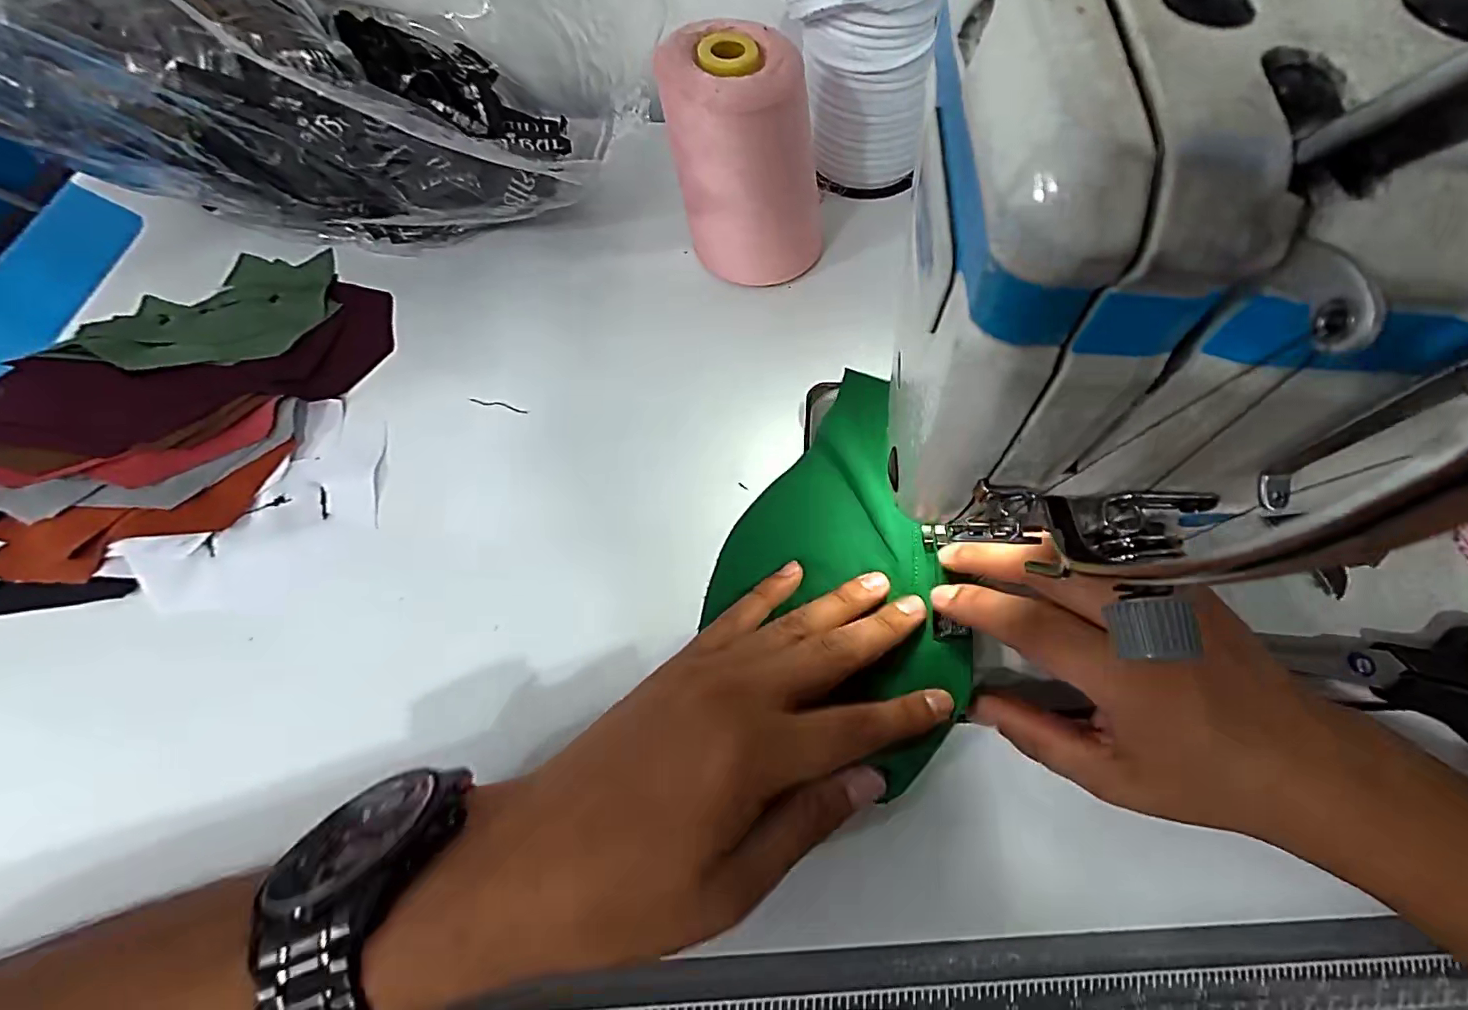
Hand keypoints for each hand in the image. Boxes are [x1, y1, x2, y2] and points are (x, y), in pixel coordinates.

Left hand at [365, 562, 954, 1009]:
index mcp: (758, 758)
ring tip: (874, 581)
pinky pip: (734, 618)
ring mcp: (707, 673)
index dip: (903, 715)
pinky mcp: (679, 667)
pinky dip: (766, 592)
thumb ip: (804, 825)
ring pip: (789, 626)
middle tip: (917, 606)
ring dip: (836, 602)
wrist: (527, 861)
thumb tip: (867, 779)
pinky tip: (791, 573)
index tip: (941, 697)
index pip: (854, 727)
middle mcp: (741, 699)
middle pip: (828, 656)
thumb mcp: (728, 888)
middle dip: (879, 631)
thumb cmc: (630, 893)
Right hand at [933, 541, 1372, 840]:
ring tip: (983, 552)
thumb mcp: (1110, 777)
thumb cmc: (1200, 777)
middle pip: (1049, 569)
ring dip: (1023, 547)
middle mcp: (1140, 616)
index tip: (941, 597)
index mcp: (1121, 671)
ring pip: (1079, 552)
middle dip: (990, 557)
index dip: (978, 606)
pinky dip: (1064, 553)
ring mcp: (1166, 592)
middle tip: (948, 556)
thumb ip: (1037, 735)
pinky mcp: (1183, 583)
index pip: (1030, 624)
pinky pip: (1109, 557)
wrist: (1295, 754)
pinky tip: (1042, 560)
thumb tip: (981, 701)